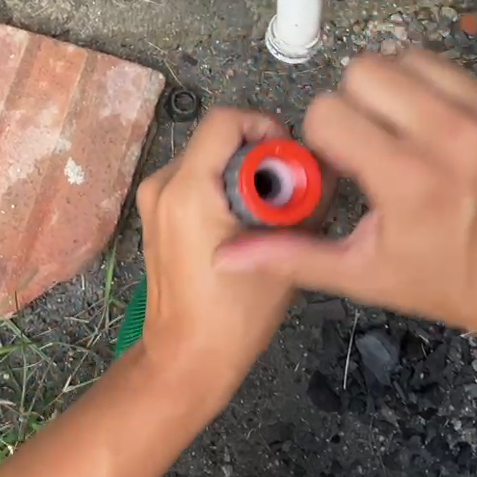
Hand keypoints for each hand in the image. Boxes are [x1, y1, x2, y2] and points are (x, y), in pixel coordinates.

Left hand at [134, 108, 297, 404]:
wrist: (186, 356)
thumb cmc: (235, 314)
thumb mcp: (283, 252)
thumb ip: (307, 200)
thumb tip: (324, 164)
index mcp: (188, 189)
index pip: (225, 120)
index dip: (264, 125)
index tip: (291, 156)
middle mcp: (162, 185)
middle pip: (216, 138)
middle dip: (258, 153)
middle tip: (290, 186)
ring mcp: (152, 199)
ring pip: (206, 158)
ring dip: (241, 171)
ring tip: (271, 209)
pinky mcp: (154, 214)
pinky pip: (194, 179)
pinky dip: (222, 187)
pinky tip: (245, 221)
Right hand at [214, 51, 476, 351]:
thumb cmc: (450, 281)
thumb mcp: (364, 275)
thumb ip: (290, 255)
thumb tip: (225, 255)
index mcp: (409, 180)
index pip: (329, 110)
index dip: (325, 135)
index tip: (345, 161)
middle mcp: (456, 137)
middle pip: (366, 69)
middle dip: (356, 101)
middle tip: (373, 140)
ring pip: (410, 57)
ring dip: (397, 89)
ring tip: (408, 132)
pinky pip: (459, 70)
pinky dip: (442, 95)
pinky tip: (450, 135)